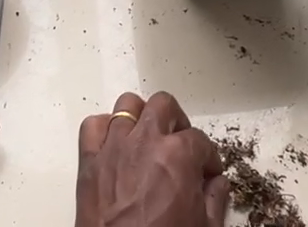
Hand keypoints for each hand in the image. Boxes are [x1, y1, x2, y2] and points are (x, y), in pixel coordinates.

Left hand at [76, 91, 230, 226]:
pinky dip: (104, 129)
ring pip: (128, 105)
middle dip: (176, 121)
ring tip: (147, 136)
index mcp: (178, 155)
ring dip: (140, 117)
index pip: (200, 140)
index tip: (208, 170)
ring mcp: (114, 147)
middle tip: (180, 143)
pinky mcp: (89, 161)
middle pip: (164, 104)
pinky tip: (114, 143)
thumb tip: (218, 185)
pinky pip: (92, 126)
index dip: (208, 156)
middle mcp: (146, 141)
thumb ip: (215, 201)